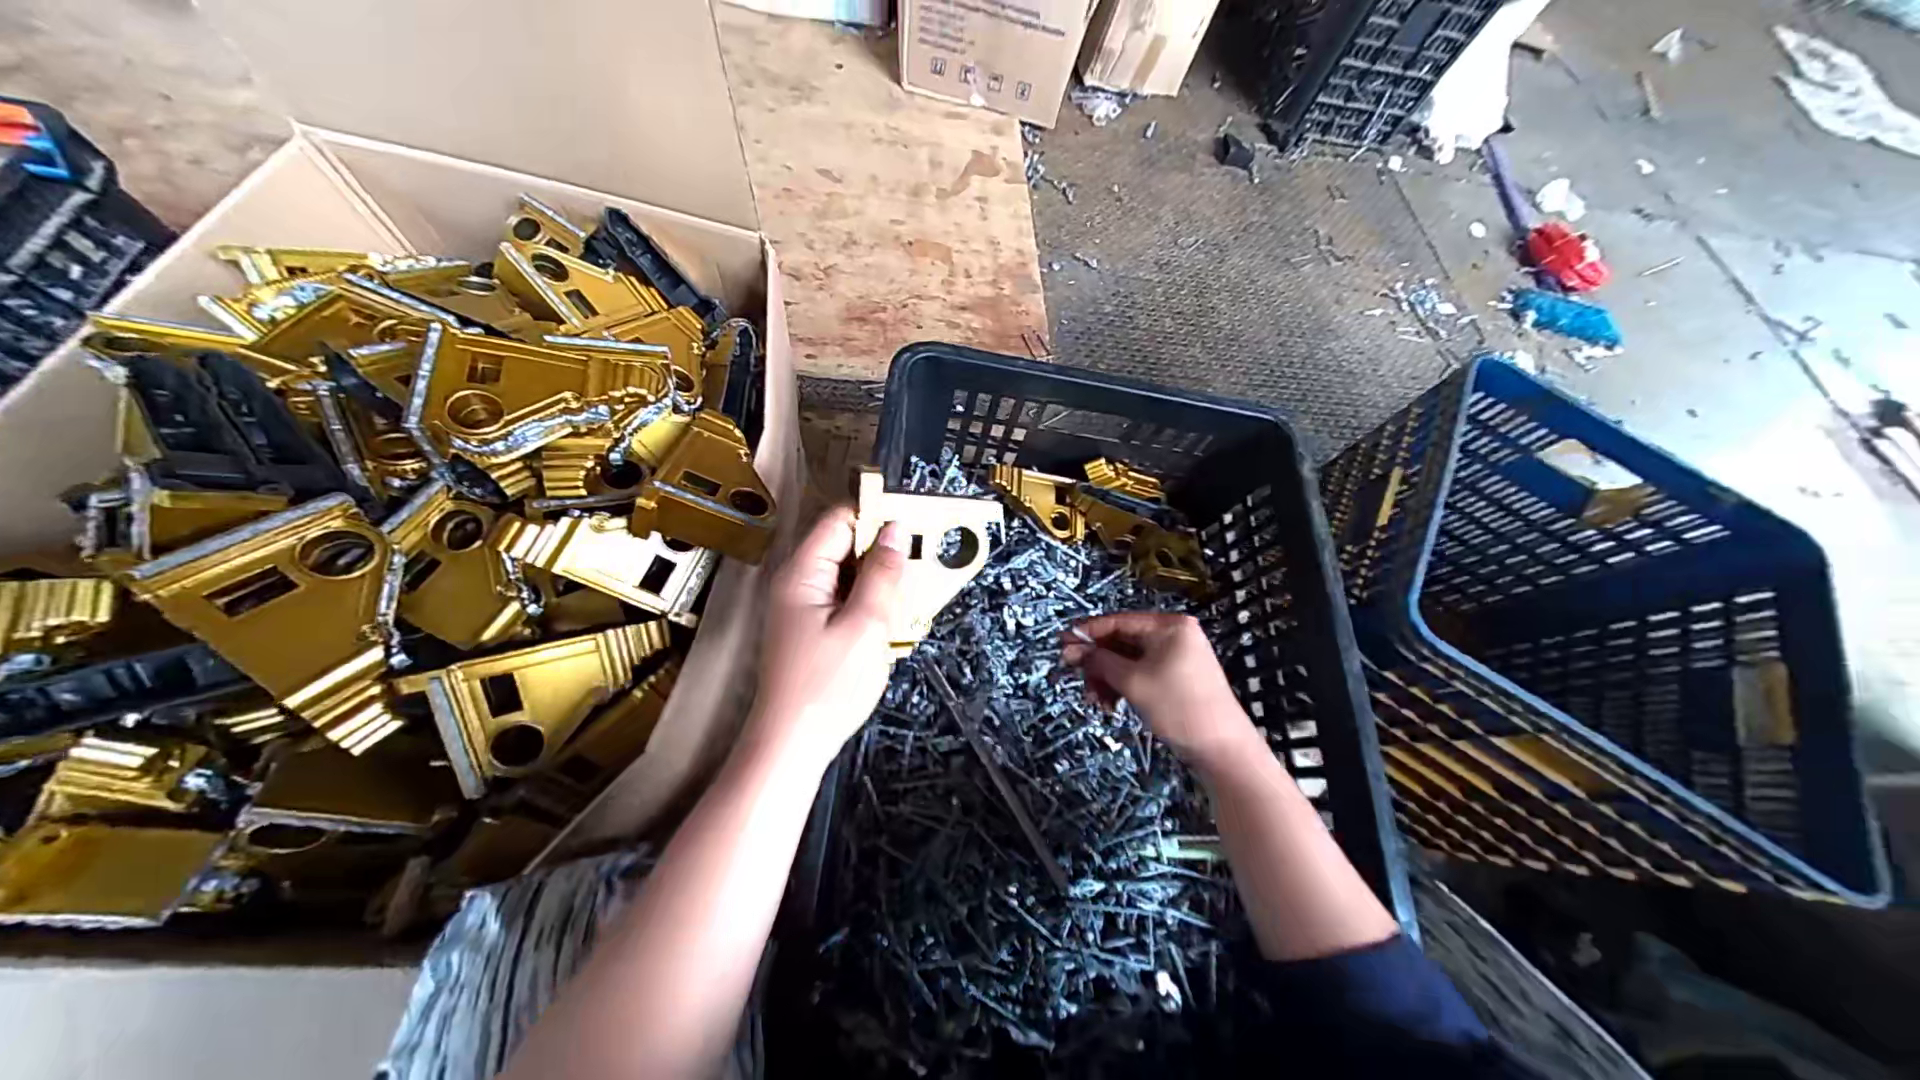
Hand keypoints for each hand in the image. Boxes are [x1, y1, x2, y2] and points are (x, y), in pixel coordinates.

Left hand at [751, 506, 907, 768]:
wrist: (793, 746)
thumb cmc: (824, 690)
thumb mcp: (865, 626)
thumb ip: (883, 575)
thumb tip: (897, 530)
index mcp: (802, 574)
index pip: (840, 520)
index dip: (877, 518)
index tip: (914, 528)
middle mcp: (798, 584)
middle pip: (848, 547)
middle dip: (885, 558)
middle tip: (916, 576)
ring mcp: (805, 607)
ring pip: (853, 576)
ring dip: (882, 587)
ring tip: (902, 610)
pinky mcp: (814, 629)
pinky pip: (848, 602)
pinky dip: (872, 608)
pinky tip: (887, 631)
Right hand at [1062, 613, 1260, 774]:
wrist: (1221, 748)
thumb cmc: (1178, 706)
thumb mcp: (1132, 681)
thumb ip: (1099, 661)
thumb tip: (1071, 649)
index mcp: (1168, 625)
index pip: (1118, 621)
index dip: (1087, 632)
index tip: (1061, 644)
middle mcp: (1173, 634)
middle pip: (1122, 641)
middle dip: (1097, 662)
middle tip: (1076, 678)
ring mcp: (1176, 656)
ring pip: (1128, 660)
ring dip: (1107, 678)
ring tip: (1095, 701)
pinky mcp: (1175, 677)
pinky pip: (1140, 673)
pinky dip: (1123, 686)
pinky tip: (1110, 705)